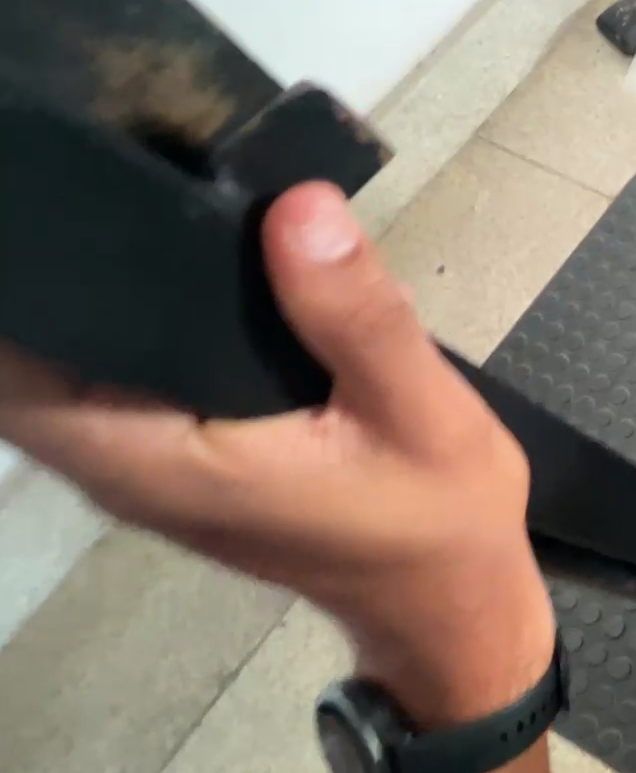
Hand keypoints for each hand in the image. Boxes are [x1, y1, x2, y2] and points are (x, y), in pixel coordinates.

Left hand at [0, 182, 552, 721]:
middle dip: (83, 257)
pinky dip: (156, 321)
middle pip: (34, 341)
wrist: (454, 597)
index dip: (39, 255)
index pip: (18, 343)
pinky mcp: (180, 459)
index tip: (89, 174)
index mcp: (149, 452)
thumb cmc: (443, 518)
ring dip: (120, 286)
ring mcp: (141, 463)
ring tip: (195, 212)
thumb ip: (362, 321)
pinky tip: (223, 284)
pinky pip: (129, 373)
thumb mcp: (426, 416)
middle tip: (164, 174)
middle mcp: (112, 458)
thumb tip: (301, 206)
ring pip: (79, 354)